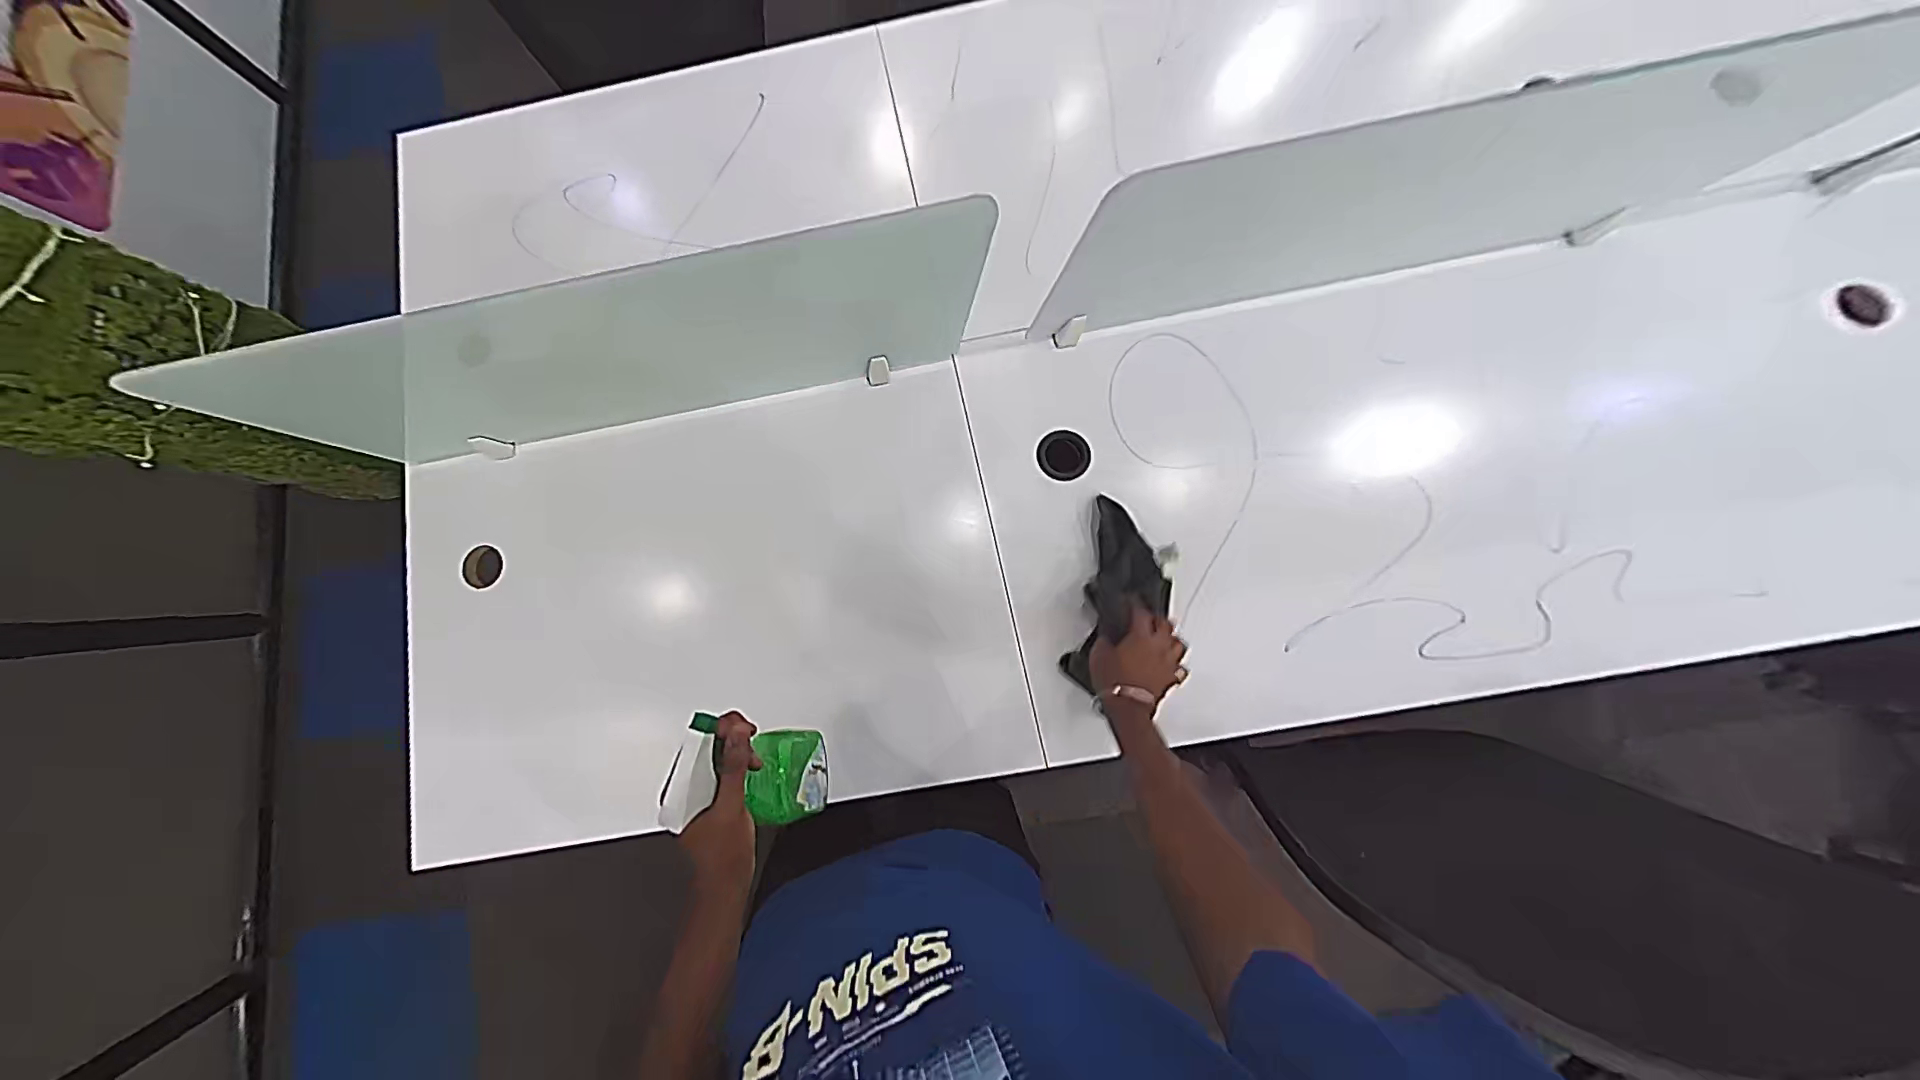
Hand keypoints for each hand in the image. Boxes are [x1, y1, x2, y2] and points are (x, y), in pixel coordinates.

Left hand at [679, 711, 761, 897]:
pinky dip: (738, 764)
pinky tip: (749, 768)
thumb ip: (733, 768)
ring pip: (716, 757)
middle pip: (706, 747)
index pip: (696, 743)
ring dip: (737, 751)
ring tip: (753, 760)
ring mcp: (697, 795)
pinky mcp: (710, 800)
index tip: (743, 727)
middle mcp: (685, 789)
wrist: (725, 888)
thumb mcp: (730, 806)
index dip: (720, 728)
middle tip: (751, 739)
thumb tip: (735, 734)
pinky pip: (722, 770)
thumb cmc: (723, 856)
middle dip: (732, 737)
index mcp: (681, 789)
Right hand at [1089, 605, 1188, 714]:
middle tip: (1149, 615)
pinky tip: (1171, 661)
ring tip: (1164, 634)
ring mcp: (1167, 661)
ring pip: (1177, 642)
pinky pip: (1179, 665)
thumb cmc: (1116, 682)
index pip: (1140, 611)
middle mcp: (1158, 646)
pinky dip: (1175, 661)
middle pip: (1165, 622)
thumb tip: (1106, 637)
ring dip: (1170, 636)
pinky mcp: (1171, 677)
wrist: (1128, 706)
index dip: (1135, 602)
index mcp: (1141, 635)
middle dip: (1156, 616)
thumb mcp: (1099, 654)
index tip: (1131, 600)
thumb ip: (1105, 640)